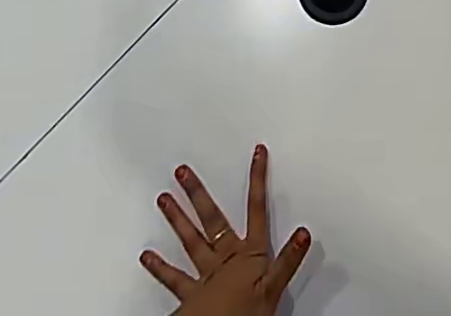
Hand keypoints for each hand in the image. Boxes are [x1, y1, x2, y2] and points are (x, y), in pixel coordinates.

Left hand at [140, 145, 311, 315]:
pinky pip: (173, 280)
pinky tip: (147, 257)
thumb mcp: (274, 290)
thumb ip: (288, 261)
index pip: (257, 209)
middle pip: (213, 218)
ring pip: (191, 241)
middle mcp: (225, 258)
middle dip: (198, 194)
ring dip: (177, 219)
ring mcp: (205, 275)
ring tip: (163, 198)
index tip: (258, 154)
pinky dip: (159, 268)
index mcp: (249, 254)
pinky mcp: (190, 296)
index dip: (258, 179)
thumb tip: (304, 233)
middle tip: (182, 172)